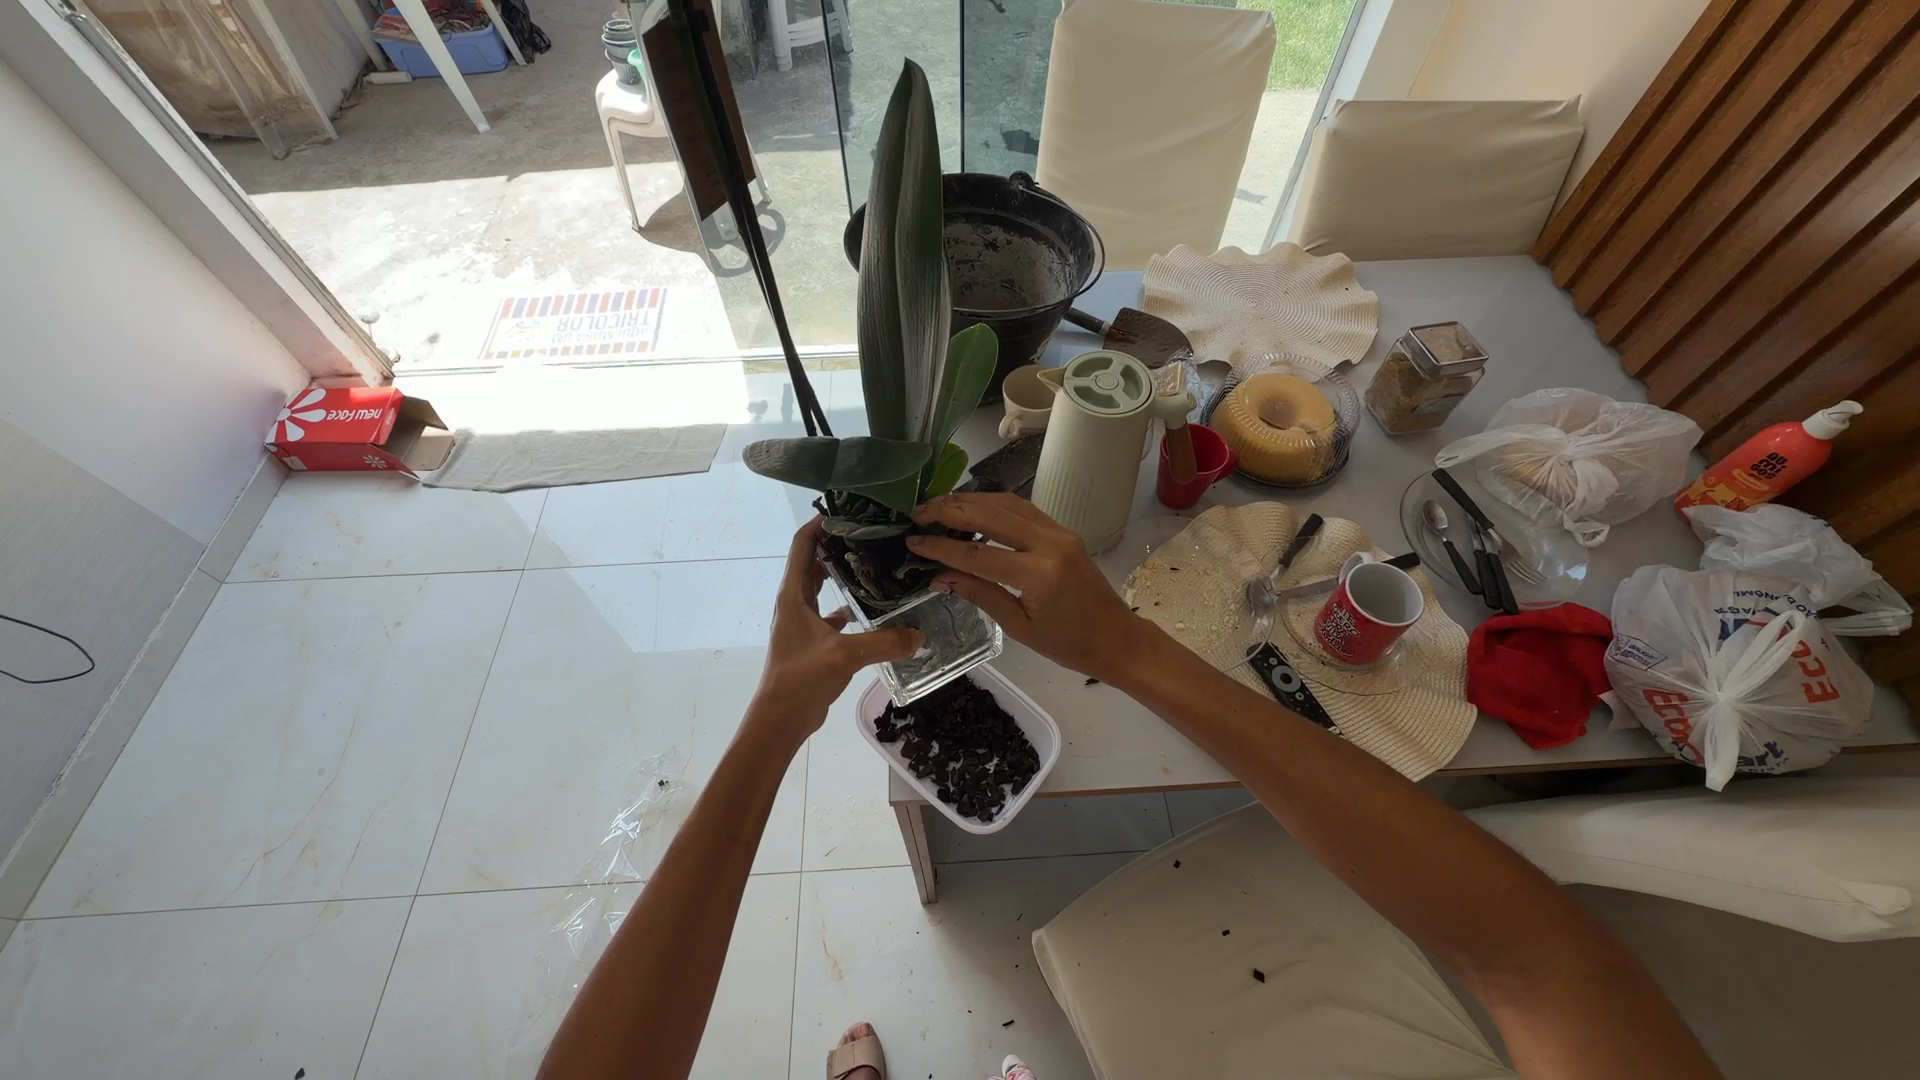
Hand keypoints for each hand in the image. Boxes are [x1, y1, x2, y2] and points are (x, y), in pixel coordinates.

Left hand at [756, 519, 923, 730]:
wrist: (780, 720)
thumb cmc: (801, 679)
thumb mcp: (845, 656)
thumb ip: (884, 642)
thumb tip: (921, 635)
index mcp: (793, 595)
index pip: (802, 545)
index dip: (820, 524)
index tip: (849, 511)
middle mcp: (794, 603)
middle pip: (811, 562)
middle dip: (836, 545)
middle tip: (869, 535)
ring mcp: (801, 623)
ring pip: (820, 588)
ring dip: (841, 574)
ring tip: (873, 565)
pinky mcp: (810, 642)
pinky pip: (828, 615)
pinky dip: (846, 607)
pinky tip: (870, 612)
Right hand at [907, 494, 1151, 684]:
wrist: (1117, 637)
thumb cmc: (1069, 643)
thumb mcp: (1019, 627)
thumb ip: (979, 594)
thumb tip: (939, 576)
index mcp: (1039, 575)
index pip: (978, 554)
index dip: (942, 547)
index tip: (914, 542)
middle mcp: (1049, 544)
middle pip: (990, 515)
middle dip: (950, 511)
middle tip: (918, 513)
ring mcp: (1059, 532)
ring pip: (1006, 504)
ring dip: (969, 500)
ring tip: (937, 505)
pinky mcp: (1062, 530)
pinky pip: (1022, 509)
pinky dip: (992, 504)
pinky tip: (971, 507)